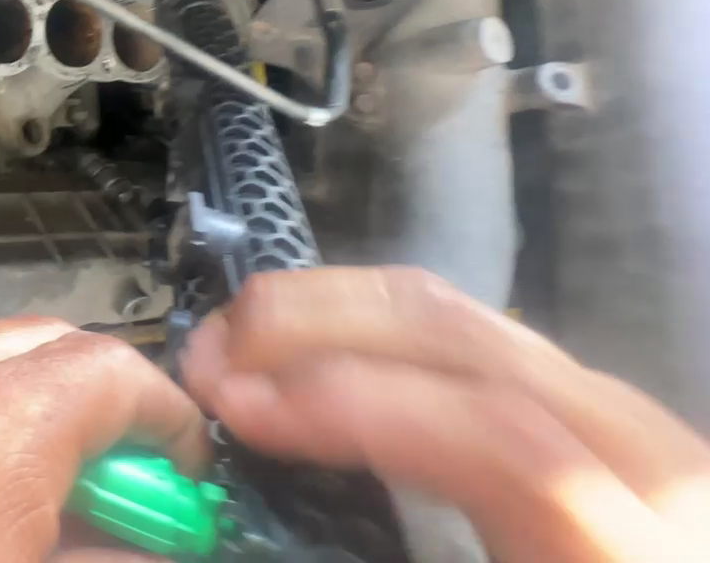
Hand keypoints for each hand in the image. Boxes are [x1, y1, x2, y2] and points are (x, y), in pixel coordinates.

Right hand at [182, 266, 709, 562]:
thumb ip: (371, 555)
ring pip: (434, 304)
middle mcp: (639, 454)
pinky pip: (434, 314)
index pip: (502, 444)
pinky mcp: (557, 380)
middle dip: (297, 331)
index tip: (232, 409)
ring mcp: (599, 400)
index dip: (350, 406)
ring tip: (227, 345)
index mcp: (637, 549)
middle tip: (203, 366)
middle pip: (452, 338)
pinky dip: (340, 312)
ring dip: (304, 309)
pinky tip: (288, 343)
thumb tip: (239, 523)